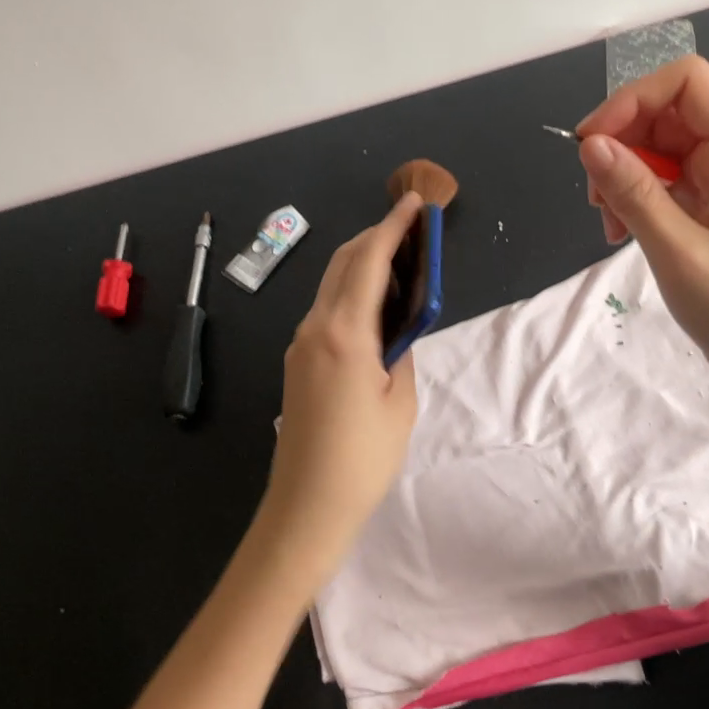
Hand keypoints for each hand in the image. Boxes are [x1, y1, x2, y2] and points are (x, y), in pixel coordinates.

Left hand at [258, 193, 421, 571]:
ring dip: (362, 266)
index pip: (369, 262)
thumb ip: (400, 353)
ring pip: (331, 287)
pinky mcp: (297, 363)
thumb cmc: (364, 458)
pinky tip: (374, 309)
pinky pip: (325, 312)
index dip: (392, 228)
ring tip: (400, 266)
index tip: (412, 204)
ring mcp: (299, 345)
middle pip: (343, 265)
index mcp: (344, 332)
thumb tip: (396, 330)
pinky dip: (351, 295)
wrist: (307, 504)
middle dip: (375, 239)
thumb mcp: (400, 402)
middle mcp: (314, 328)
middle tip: (410, 231)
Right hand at [576, 55, 708, 400]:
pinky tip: (621, 232)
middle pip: (669, 112)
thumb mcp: (678, 252)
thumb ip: (633, 193)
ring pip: (662, 148)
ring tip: (608, 223)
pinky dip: (637, 198)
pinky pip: (667, 181)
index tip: (589, 145)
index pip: (687, 82)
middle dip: (622, 143)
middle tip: (594, 196)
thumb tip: (589, 145)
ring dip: (624, 175)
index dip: (632, 100)